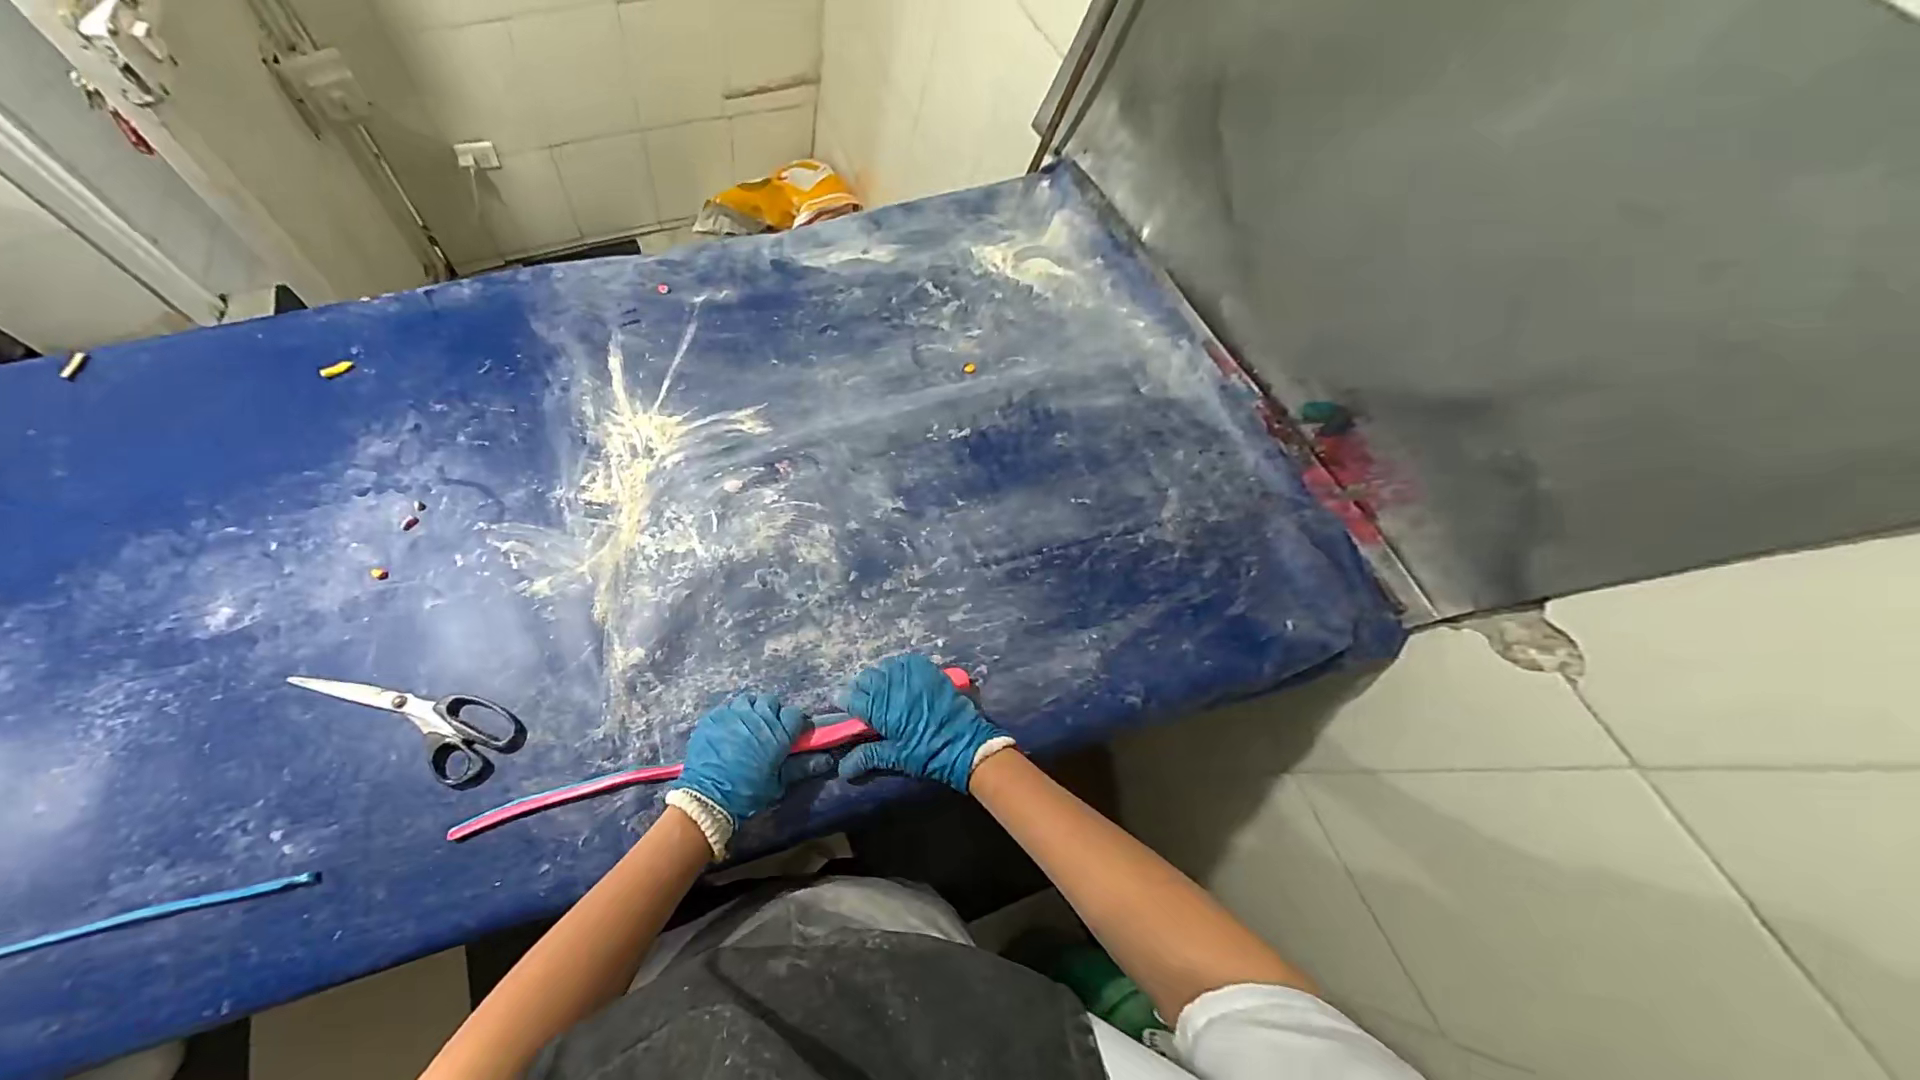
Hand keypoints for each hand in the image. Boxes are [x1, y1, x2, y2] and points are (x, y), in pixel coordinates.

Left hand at [671, 693, 832, 830]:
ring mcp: (735, 713)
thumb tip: (827, 758)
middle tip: (767, 731)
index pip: (795, 714)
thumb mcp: (778, 783)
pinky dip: (731, 715)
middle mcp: (760, 716)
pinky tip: (728, 729)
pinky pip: (728, 707)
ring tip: (747, 727)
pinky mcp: (714, 716)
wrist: (707, 798)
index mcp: (779, 732)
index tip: (790, 735)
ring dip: (751, 710)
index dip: (794, 724)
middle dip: (772, 714)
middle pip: (772, 702)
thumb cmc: (747, 793)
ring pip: (749, 700)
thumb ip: (802, 767)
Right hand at [837, 654, 1012, 790]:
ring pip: (883, 667)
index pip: (851, 697)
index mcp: (882, 708)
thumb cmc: (929, 754)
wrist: (967, 743)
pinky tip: (898, 680)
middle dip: (860, 689)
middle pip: (865, 679)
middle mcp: (893, 685)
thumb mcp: (896, 757)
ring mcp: (912, 674)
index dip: (844, 703)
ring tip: (881, 692)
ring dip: (878, 678)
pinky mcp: (928, 669)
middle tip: (865, 704)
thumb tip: (842, 768)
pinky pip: (903, 661)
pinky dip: (896, 668)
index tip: (843, 709)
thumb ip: (867, 757)